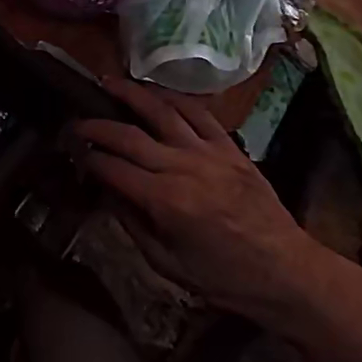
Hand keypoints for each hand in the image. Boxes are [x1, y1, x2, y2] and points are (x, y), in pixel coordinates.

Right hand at [72, 77, 322, 317]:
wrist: (290, 274)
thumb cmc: (225, 278)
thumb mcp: (167, 264)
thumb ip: (131, 224)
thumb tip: (105, 191)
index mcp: (165, 201)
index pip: (111, 168)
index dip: (86, 157)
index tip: (70, 151)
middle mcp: (183, 169)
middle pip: (127, 135)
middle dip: (95, 125)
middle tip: (75, 121)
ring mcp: (208, 153)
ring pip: (161, 111)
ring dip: (130, 93)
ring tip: (107, 82)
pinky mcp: (230, 148)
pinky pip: (198, 113)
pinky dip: (173, 98)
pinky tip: (154, 93)